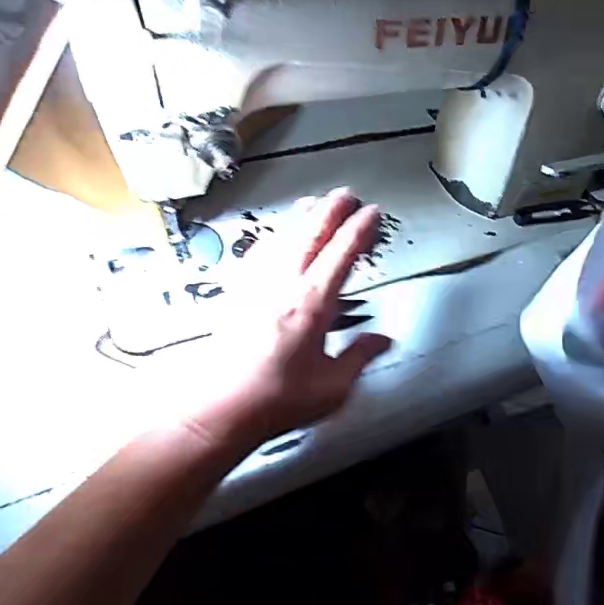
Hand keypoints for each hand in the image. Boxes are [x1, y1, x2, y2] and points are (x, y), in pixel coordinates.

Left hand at [189, 189, 393, 446]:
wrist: (222, 409)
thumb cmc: (274, 400)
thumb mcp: (333, 386)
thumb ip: (360, 356)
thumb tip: (381, 341)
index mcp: (310, 304)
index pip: (341, 253)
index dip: (360, 229)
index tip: (372, 214)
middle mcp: (281, 286)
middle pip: (309, 233)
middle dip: (331, 209)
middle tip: (346, 195)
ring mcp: (255, 287)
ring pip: (281, 237)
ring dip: (301, 217)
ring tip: (314, 203)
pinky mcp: (236, 295)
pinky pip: (258, 252)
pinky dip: (273, 236)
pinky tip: (275, 236)